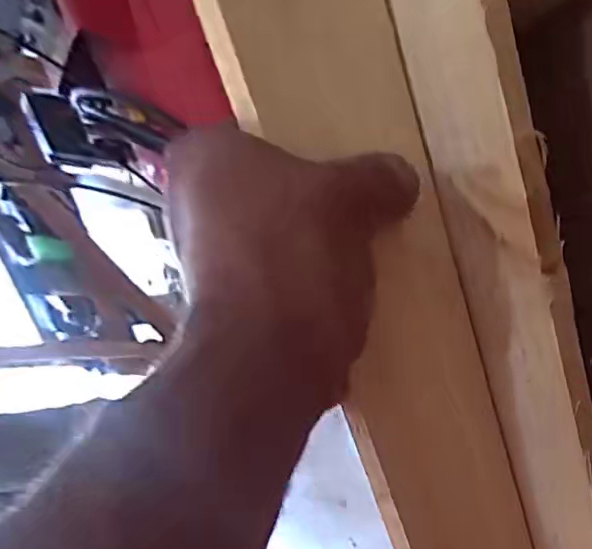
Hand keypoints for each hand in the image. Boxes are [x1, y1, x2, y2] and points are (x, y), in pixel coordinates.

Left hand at [165, 126, 419, 404]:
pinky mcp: (229, 311)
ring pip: (282, 249)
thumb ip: (374, 180)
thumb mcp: (348, 203)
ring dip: (317, 264)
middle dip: (321, 222)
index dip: (322, 175)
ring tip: (355, 282)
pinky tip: (335, 313)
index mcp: (205, 152)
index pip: (275, 148)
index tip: (355, 202)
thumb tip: (402, 173)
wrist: (271, 357)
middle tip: (364, 240)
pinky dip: (307, 299)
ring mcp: (204, 260)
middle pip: (279, 202)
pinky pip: (281, 291)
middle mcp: (189, 200)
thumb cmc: (296, 260)